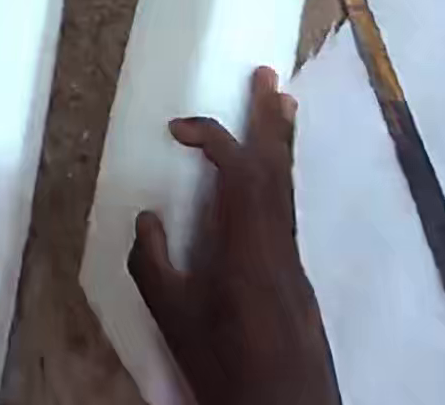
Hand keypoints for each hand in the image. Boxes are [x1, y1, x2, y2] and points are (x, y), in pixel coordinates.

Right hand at [128, 67, 339, 404]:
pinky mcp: (296, 273)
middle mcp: (278, 244)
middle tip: (265, 74)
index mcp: (247, 249)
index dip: (210, 137)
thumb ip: (151, 261)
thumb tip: (148, 215)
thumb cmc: (225, 370)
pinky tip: (274, 167)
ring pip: (287, 185)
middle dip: (267, 118)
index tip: (174, 129)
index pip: (238, 172)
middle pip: (276, 168)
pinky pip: (287, 205)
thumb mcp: (171, 319)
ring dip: (281, 139)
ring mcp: (293, 259)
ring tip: (282, 100)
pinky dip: (280, 172)